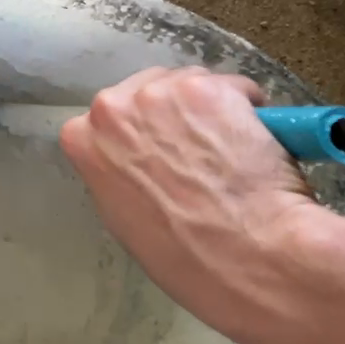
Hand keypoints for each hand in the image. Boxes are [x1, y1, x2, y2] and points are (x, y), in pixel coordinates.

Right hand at [59, 66, 323, 343]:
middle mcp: (111, 105)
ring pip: (190, 84)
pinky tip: (262, 146)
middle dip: (174, 115)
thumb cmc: (187, 259)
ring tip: (237, 154)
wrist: (252, 257)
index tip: (166, 155)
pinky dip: (251, 111)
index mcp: (82, 138)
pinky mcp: (206, 87)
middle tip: (205, 154)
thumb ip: (117, 174)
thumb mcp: (123, 219)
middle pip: (147, 91)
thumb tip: (138, 164)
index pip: (111, 120)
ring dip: (211, 110)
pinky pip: (234, 89)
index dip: (143, 134)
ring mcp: (159, 92)